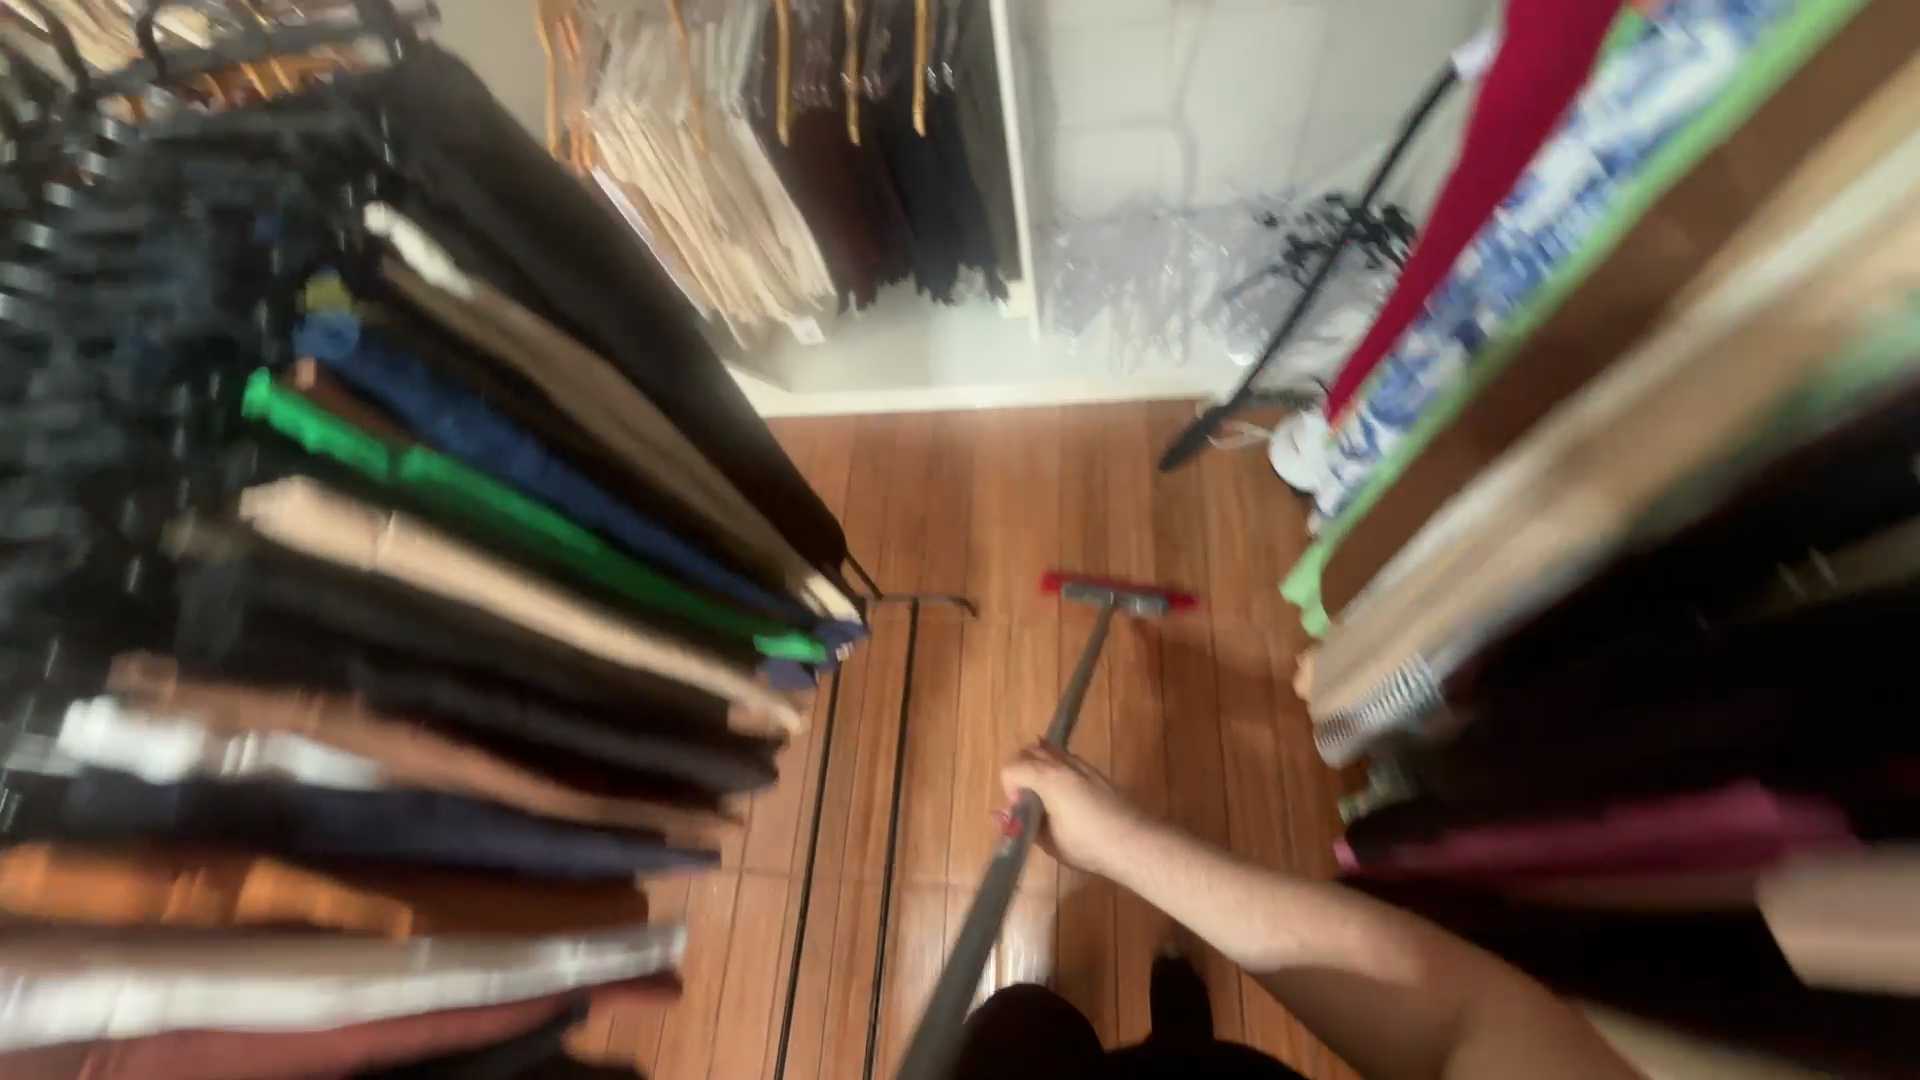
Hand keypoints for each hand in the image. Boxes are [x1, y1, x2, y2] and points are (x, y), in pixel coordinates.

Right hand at [1001, 745, 1148, 876]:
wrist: (1133, 842)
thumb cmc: (1087, 844)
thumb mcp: (1048, 841)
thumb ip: (1021, 825)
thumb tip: (997, 815)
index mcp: (1046, 777)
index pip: (1011, 767)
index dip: (1009, 789)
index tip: (1021, 811)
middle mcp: (1061, 763)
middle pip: (1028, 751)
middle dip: (1020, 772)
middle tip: (1028, 802)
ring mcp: (1080, 764)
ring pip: (1048, 750)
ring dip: (1038, 767)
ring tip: (1044, 796)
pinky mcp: (1095, 771)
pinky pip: (1066, 758)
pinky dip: (1056, 768)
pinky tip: (1064, 795)